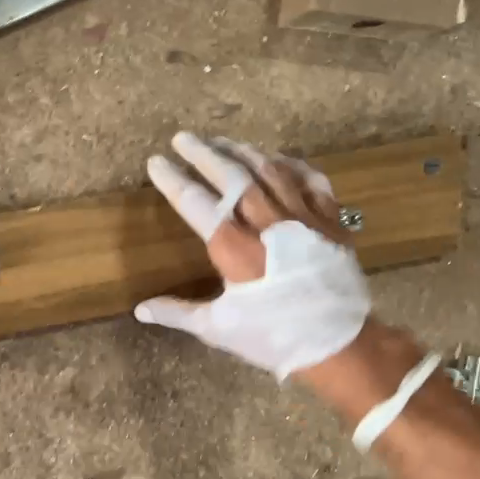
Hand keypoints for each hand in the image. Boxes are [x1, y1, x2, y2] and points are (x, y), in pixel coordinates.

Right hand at [133, 131, 371, 380]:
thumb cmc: (271, 336)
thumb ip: (177, 313)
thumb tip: (140, 309)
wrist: (339, 341)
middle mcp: (266, 222)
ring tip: (223, 141)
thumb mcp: (217, 328)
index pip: (194, 202)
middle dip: (204, 153)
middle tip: (184, 137)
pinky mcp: (330, 219)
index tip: (155, 162)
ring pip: (269, 169)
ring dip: (243, 152)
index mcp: (233, 247)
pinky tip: (277, 159)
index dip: (172, 179)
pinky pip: (310, 179)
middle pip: (231, 174)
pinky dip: (291, 164)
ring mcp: (302, 216)